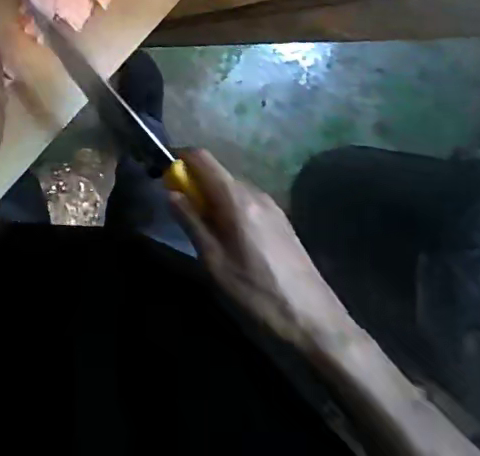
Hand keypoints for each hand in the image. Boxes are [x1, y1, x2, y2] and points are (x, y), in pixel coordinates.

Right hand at [171, 148, 351, 352]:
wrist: (316, 322)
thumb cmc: (258, 294)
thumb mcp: (215, 263)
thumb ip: (191, 223)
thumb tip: (171, 193)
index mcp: (236, 198)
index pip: (202, 158)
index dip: (179, 159)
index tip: (164, 176)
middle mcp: (255, 193)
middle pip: (217, 173)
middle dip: (194, 185)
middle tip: (182, 214)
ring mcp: (272, 206)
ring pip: (231, 189)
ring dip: (212, 199)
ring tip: (205, 233)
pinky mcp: (282, 221)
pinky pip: (246, 202)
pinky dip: (230, 209)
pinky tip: (231, 241)